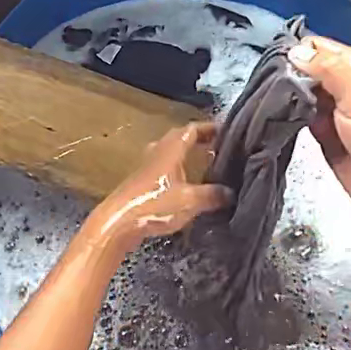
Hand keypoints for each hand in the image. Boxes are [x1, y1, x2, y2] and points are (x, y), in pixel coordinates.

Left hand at [86, 123, 232, 252]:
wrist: (119, 221)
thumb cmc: (155, 204)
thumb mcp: (190, 201)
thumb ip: (212, 195)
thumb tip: (231, 192)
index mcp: (171, 148)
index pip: (192, 129)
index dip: (209, 128)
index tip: (226, 131)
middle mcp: (159, 150)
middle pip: (181, 137)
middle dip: (200, 139)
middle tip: (219, 146)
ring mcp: (149, 164)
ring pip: (172, 151)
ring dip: (188, 153)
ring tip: (207, 163)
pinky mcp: (143, 179)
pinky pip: (166, 165)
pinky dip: (180, 167)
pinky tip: (187, 183)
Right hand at [288, 36, 350, 219]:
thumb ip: (328, 69)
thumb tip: (299, 52)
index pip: (321, 47)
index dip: (300, 51)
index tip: (284, 62)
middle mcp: (349, 87)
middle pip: (309, 69)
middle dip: (293, 75)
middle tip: (284, 85)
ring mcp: (338, 111)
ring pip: (303, 94)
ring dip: (293, 98)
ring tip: (290, 105)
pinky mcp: (328, 134)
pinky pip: (303, 119)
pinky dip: (295, 119)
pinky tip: (293, 120)